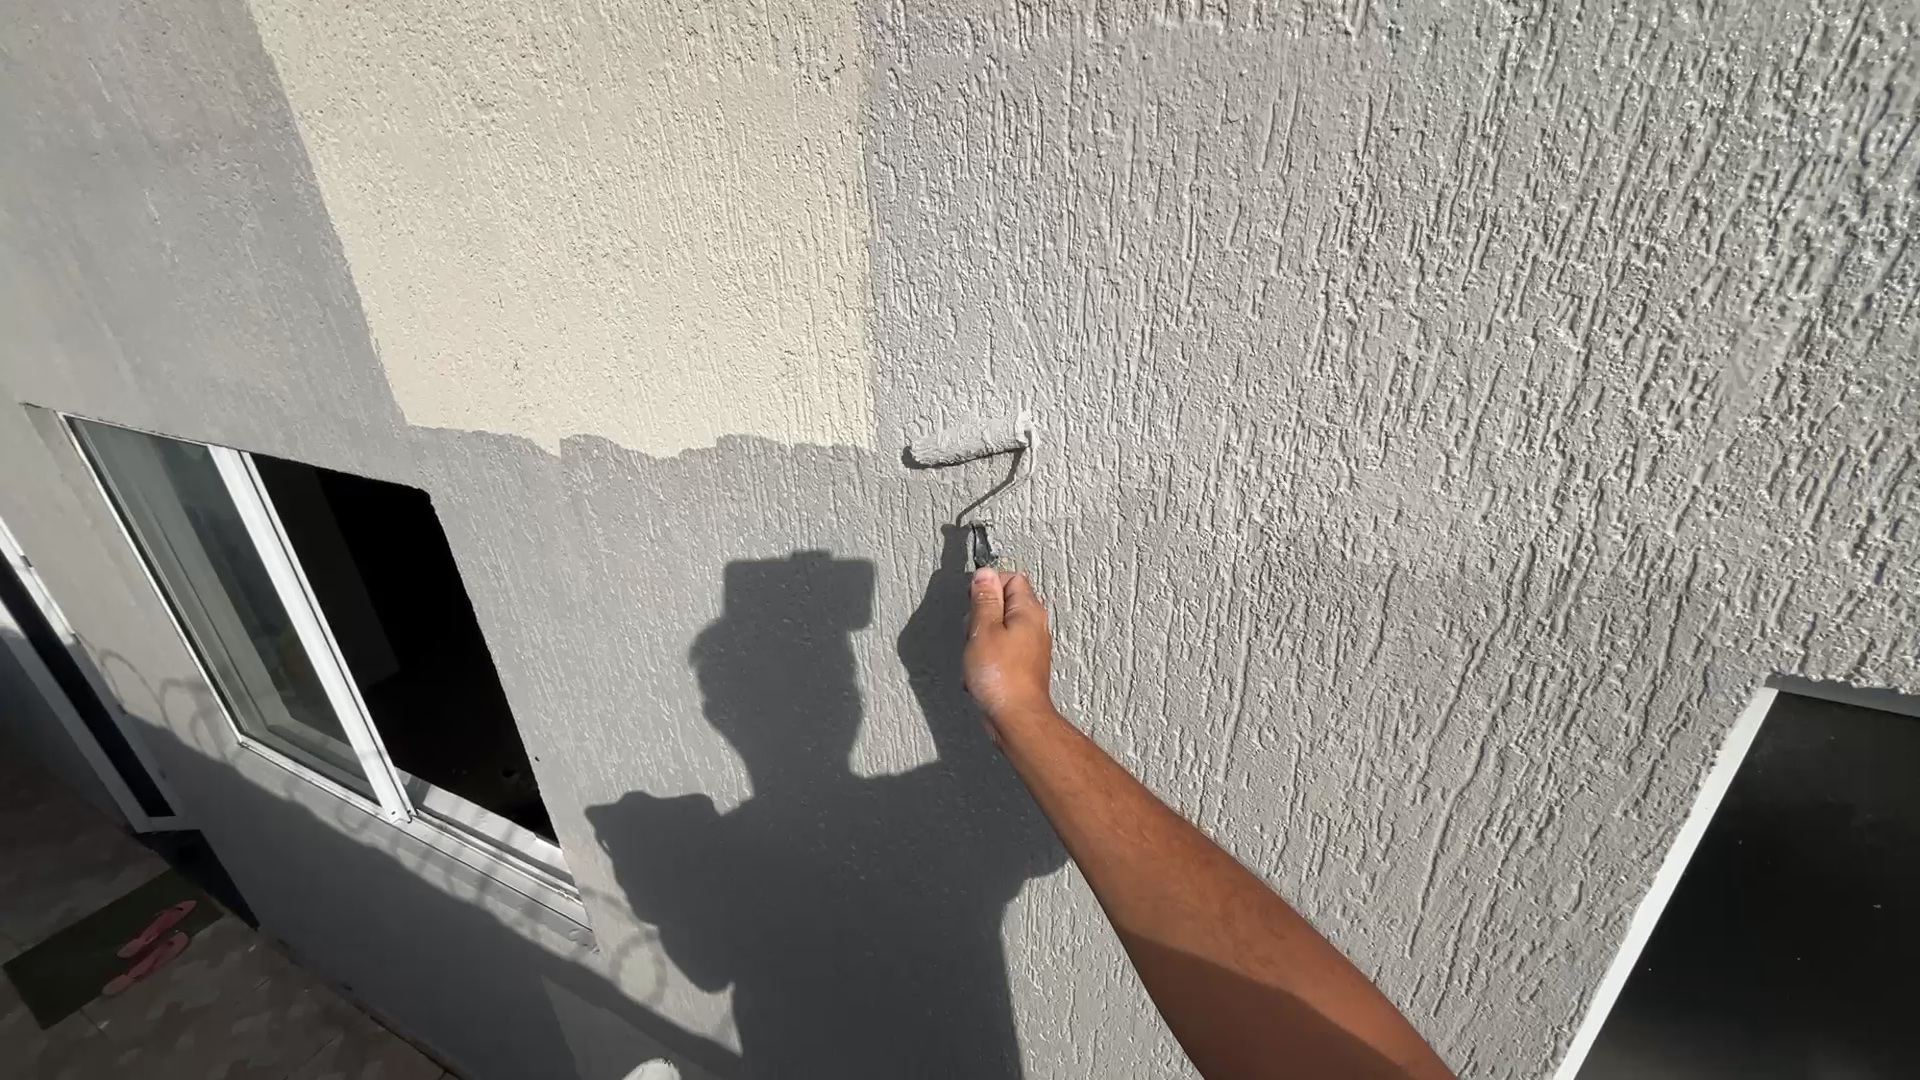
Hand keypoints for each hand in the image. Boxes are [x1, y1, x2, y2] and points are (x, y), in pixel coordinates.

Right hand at [963, 567, 1054, 733]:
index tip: (974, 602)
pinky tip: (979, 673)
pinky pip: (997, 651)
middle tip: (974, 634)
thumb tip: (984, 574)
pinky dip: (984, 660)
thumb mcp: (983, 629)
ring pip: (995, 629)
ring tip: (977, 657)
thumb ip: (983, 598)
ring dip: (978, 641)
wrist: (1015, 718)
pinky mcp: (1020, 665)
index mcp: (1028, 610)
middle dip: (979, 617)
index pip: (1010, 577)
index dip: (987, 585)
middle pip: (1001, 603)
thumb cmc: (1002, 678)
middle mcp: (1033, 625)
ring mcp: (1028, 646)